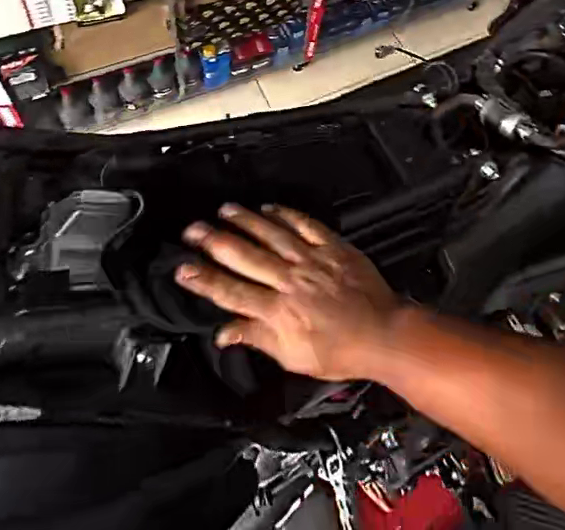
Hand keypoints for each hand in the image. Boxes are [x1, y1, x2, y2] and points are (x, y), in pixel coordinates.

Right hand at [174, 203, 404, 381]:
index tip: (182, 268)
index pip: (231, 292)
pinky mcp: (332, 247)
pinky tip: (269, 207)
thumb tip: (224, 332)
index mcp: (278, 311)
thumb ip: (257, 339)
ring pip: (271, 234)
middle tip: (192, 229)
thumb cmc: (339, 351)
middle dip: (214, 241)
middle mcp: (290, 280)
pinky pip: (305, 225)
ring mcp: (311, 259)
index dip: (204, 279)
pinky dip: (286, 214)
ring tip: (224, 209)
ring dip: (245, 220)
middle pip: (245, 256)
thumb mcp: (293, 358)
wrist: (382, 334)